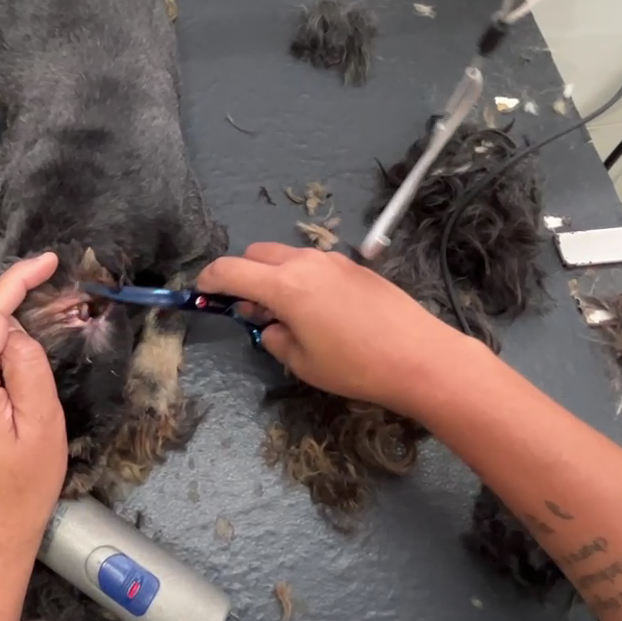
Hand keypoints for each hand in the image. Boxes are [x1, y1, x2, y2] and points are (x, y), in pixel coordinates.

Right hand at [197, 242, 483, 417]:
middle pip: (256, 254)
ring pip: (286, 256)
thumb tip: (269, 323)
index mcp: (284, 285)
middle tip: (249, 309)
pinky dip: (299, 277)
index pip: (229, 269)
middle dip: (242, 275)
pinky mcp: (354, 265)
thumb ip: (275, 337)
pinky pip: (312, 264)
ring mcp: (332, 260)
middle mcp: (305, 262)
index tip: (200, 292)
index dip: (208, 280)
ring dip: (273, 275)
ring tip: (286, 312)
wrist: (421, 356)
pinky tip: (319, 310)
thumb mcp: (303, 363)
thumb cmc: (356, 366)